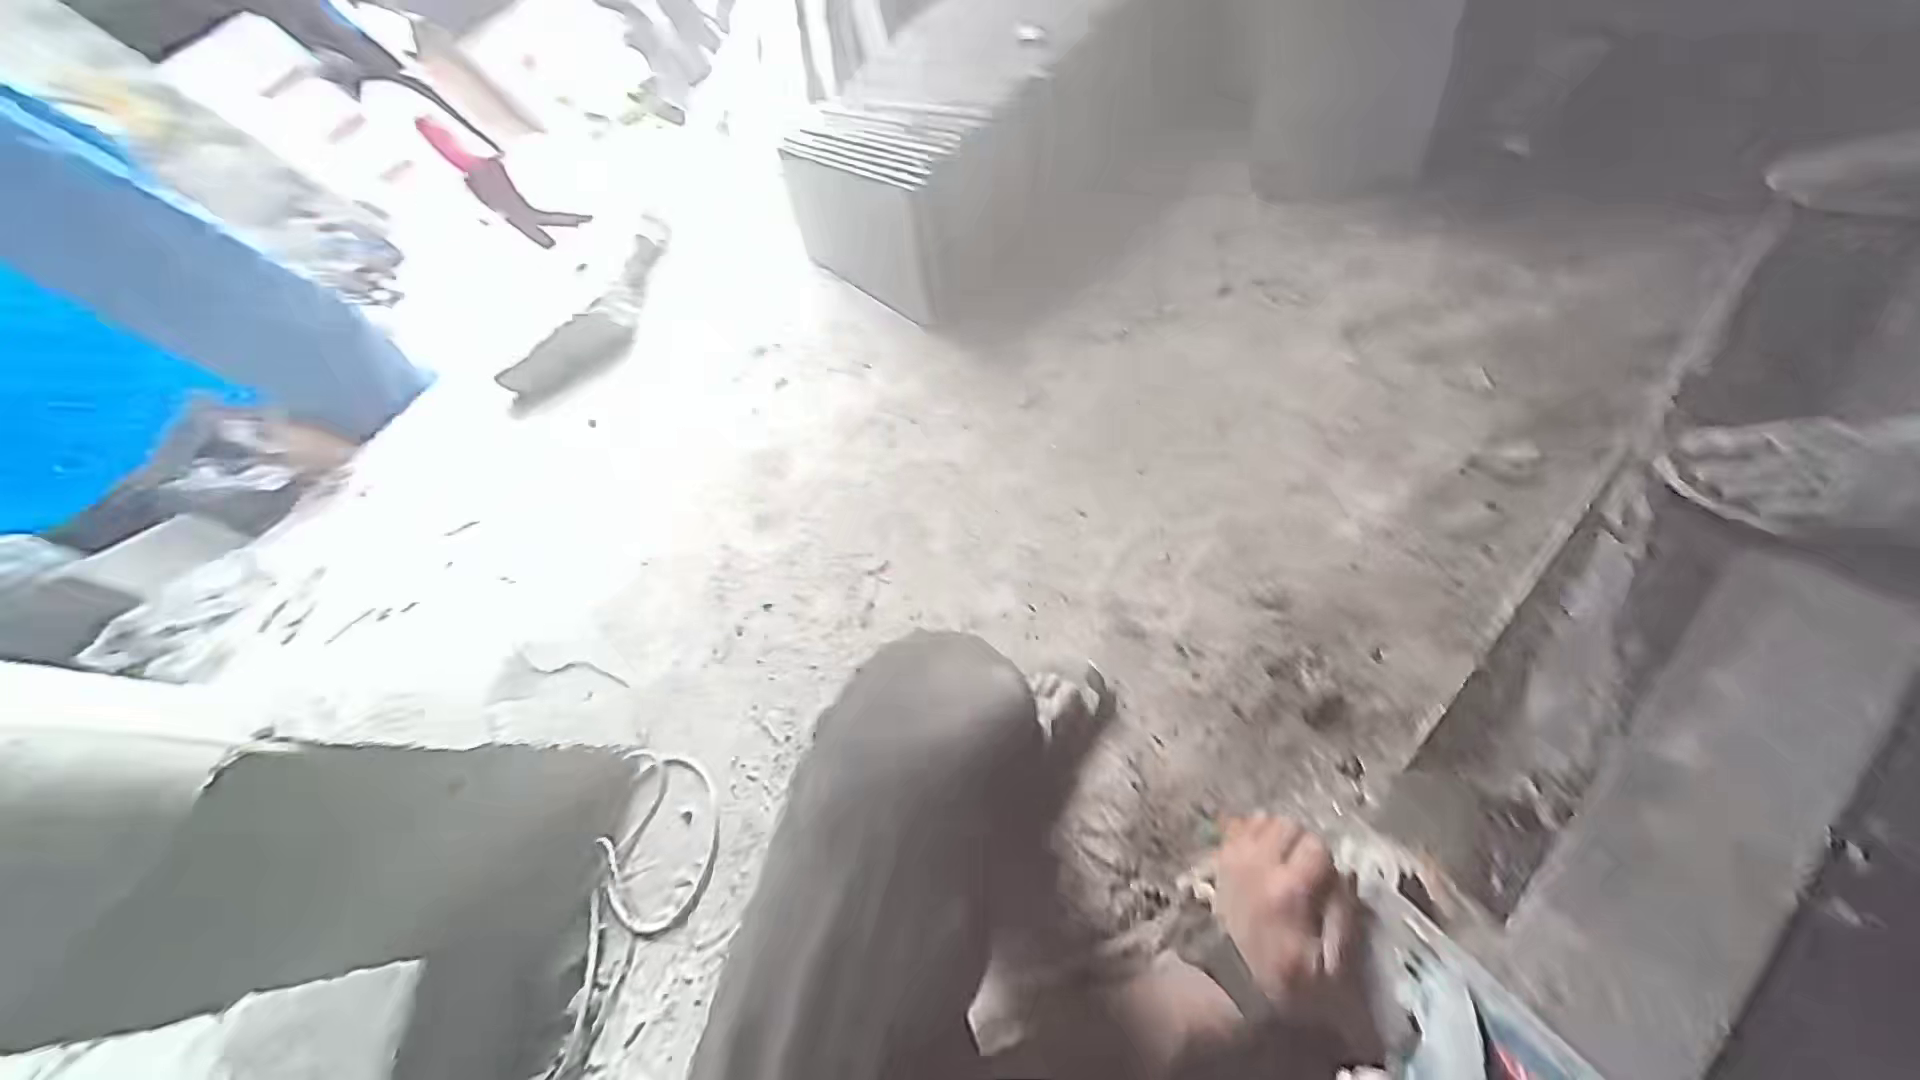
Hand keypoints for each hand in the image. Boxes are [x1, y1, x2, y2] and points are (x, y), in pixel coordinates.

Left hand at [1212, 815, 1383, 1063]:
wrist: (1230, 978)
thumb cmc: (1285, 977)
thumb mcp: (1330, 966)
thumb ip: (1344, 917)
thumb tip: (1349, 877)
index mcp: (1288, 888)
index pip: (1316, 846)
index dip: (1327, 863)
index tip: (1327, 884)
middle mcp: (1259, 862)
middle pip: (1288, 825)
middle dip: (1303, 842)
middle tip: (1306, 869)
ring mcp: (1235, 856)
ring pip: (1263, 819)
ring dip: (1277, 834)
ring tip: (1283, 859)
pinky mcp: (1220, 857)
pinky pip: (1238, 825)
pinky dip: (1253, 831)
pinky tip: (1261, 853)